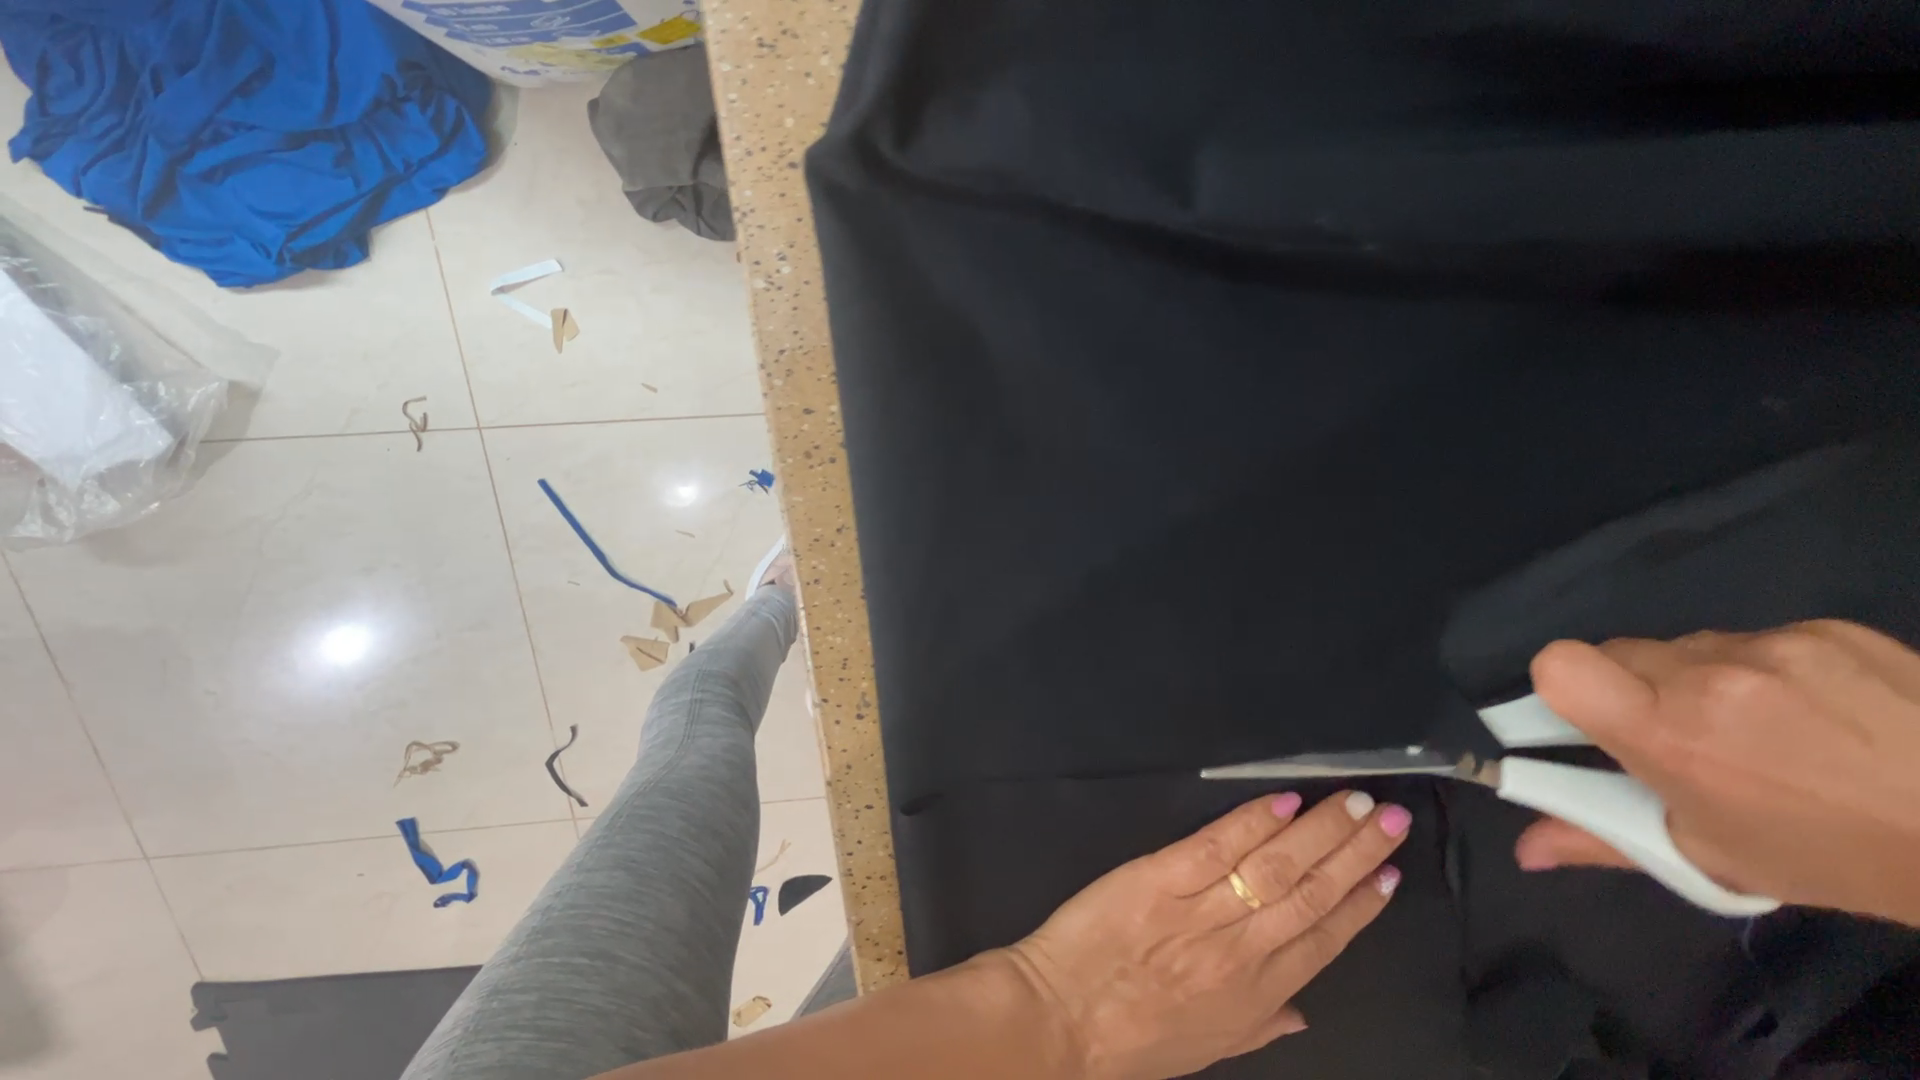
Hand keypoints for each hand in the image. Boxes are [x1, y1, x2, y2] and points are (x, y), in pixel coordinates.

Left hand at [995, 790, 1410, 1079]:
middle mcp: (1240, 950)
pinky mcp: (1158, 878)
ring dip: (1321, 831)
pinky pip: (1215, 845)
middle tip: (1391, 820)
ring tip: (1356, 803)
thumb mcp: (1207, 1048)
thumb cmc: (1129, 1041)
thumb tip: (1302, 1014)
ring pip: (1275, 865)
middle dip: (1356, 855)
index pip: (1324, 940)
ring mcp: (1200, 911)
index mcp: (1257, 996)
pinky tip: (1283, 802)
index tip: (1389, 874)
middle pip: (1312, 894)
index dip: (1361, 905)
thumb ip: (1260, 1026)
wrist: (1059, 1021)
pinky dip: (1252, 822)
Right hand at [1516, 620, 1919, 924]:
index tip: (1589, 718)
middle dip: (1634, 688)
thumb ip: (1603, 838)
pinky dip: (1772, 670)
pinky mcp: (1829, 629)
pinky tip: (1822, 712)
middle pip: (1618, 652)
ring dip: (1702, 679)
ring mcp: (1774, 646)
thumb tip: (1525, 849)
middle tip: (1681, 734)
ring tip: (1769, 729)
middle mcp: (1708, 675)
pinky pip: (1760, 639)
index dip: (1559, 685)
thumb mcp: (1710, 857)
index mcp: (1668, 733)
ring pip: (1690, 646)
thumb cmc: (1834, 856)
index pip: (1559, 665)